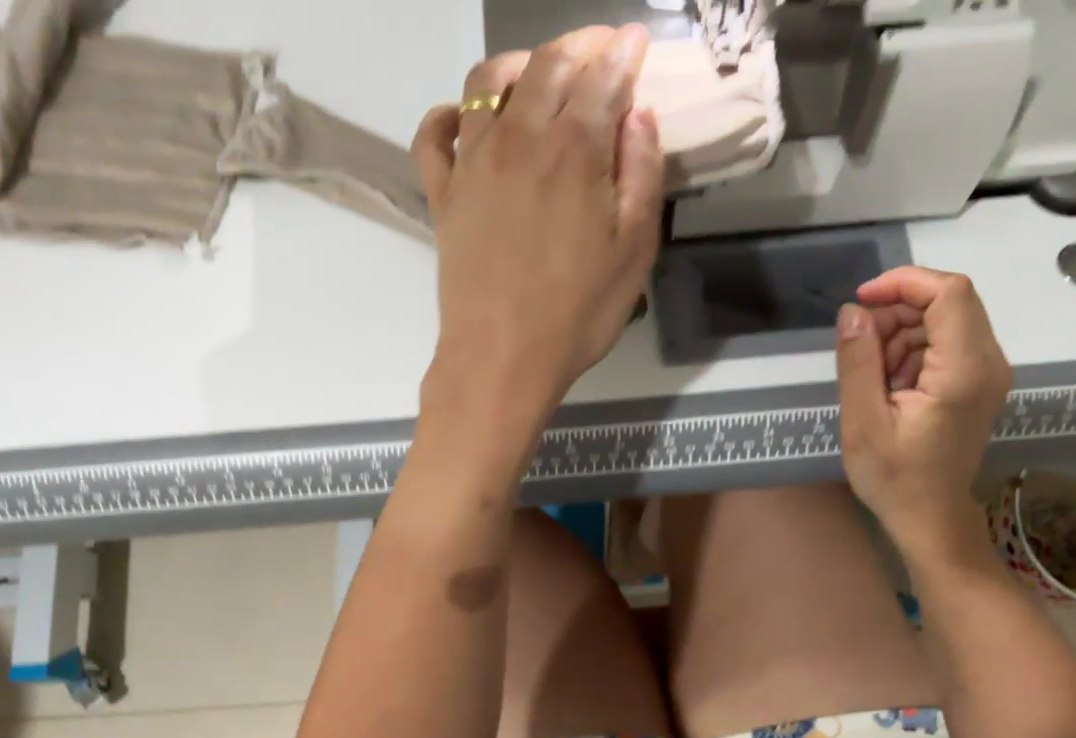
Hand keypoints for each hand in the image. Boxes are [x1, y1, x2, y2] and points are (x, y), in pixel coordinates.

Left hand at [410, 25, 666, 437]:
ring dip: (518, 63)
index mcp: (574, 149)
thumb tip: (638, 114)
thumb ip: (642, 174)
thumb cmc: (578, 313)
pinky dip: (447, 114)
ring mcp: (472, 163)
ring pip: (486, 82)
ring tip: (540, 74)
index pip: (602, 77)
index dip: (624, 52)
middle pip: (546, 65)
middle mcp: (518, 138)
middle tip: (600, 49)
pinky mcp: (442, 193)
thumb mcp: (635, 250)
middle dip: (579, 45)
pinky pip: (433, 134)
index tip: (638, 41)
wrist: (502, 358)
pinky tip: (465, 119)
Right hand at [835, 267, 1012, 562]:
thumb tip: (852, 312)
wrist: (931, 518)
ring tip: (873, 376)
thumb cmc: (895, 478)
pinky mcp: (979, 380)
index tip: (862, 303)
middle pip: (948, 301)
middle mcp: (988, 362)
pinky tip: (890, 384)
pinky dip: (913, 349)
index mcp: (964, 371)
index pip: (949, 293)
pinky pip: (947, 342)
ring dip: (902, 333)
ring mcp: (988, 371)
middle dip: (897, 312)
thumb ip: (858, 362)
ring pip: (945, 319)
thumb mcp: (864, 423)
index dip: (903, 283)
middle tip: (860, 350)